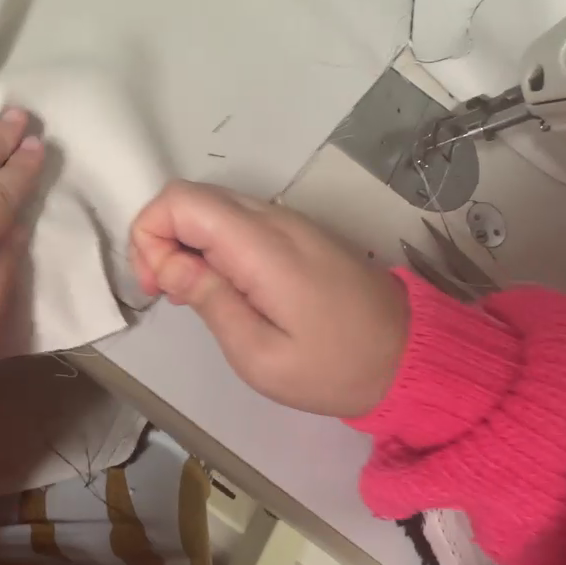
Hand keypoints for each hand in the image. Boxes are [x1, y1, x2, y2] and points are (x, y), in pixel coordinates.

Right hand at [128, 182, 409, 417]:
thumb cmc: (334, 368)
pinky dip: (207, 242)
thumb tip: (166, 264)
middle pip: (188, 196)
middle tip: (165, 291)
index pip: (180, 201)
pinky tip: (218, 284)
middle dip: (158, 237)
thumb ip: (208, 301)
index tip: (157, 285)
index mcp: (262, 247)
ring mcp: (287, 221)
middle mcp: (273, 219)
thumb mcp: (260, 355)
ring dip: (181, 240)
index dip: (150, 234)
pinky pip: (232, 219)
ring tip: (189, 292)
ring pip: (208, 205)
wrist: (415, 360)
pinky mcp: (294, 232)